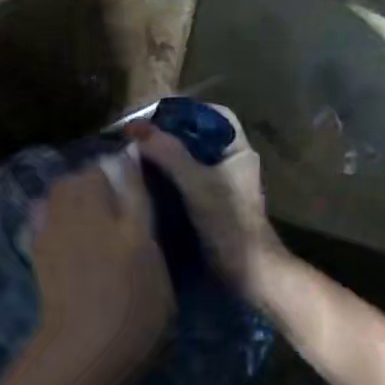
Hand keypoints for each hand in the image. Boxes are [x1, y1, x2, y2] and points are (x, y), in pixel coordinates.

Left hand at [28, 152, 172, 369]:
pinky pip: (41, 210)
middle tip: (106, 189)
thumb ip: (148, 243)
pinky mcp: (39, 246)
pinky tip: (56, 222)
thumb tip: (140, 221)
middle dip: (97, 175)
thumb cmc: (136, 323)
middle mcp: (96, 221)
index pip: (130, 181)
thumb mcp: (160, 282)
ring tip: (79, 202)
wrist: (84, 347)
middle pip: (90, 176)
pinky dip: (49, 209)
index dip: (129, 166)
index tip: (130, 161)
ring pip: (62, 188)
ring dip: (72, 187)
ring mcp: (62, 231)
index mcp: (134, 229)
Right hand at [131, 105, 288, 302]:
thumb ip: (169, 154)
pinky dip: (169, 181)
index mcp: (239, 151)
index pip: (215, 115)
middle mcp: (233, 165)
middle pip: (199, 139)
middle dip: (170, 137)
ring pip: (191, 162)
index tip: (155, 117)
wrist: (249, 272)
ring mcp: (223, 188)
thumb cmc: (229, 223)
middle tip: (138, 139)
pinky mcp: (212, 208)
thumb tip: (136, 128)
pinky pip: (187, 184)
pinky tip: (147, 185)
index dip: (187, 111)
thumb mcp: (197, 183)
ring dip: (167, 160)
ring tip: (137, 159)